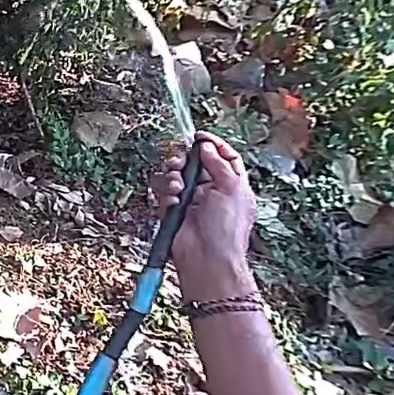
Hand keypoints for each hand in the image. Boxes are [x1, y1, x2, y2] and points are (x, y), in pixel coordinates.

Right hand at [149, 132, 256, 300]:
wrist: (207, 258)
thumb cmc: (226, 228)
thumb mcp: (232, 188)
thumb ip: (218, 163)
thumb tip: (205, 146)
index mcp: (231, 183)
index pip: (222, 156)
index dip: (211, 144)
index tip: (198, 136)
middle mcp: (210, 189)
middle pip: (193, 162)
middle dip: (183, 159)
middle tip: (179, 163)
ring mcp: (189, 199)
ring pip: (173, 174)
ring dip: (172, 176)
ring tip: (177, 186)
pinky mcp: (171, 209)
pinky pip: (161, 191)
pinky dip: (165, 192)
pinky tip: (172, 201)